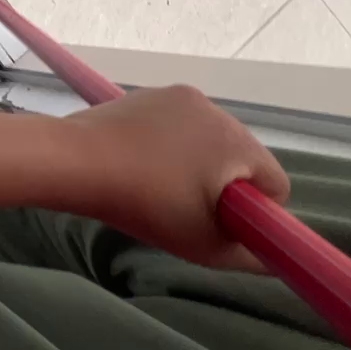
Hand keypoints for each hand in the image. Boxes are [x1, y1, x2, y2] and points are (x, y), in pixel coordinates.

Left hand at [59, 85, 289, 270]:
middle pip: (242, 157)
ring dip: (197, 161)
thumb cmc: (146, 202)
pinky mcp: (144, 93)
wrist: (76, 159)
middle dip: (226, 183)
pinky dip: (169, 143)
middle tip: (187, 204)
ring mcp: (174, 95)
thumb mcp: (209, 246)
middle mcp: (211, 107)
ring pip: (208, 139)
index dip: (257, 212)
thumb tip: (271, 254)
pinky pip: (176, 124)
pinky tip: (142, 160)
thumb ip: (255, 256)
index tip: (222, 222)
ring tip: (160, 182)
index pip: (275, 183)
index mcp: (236, 139)